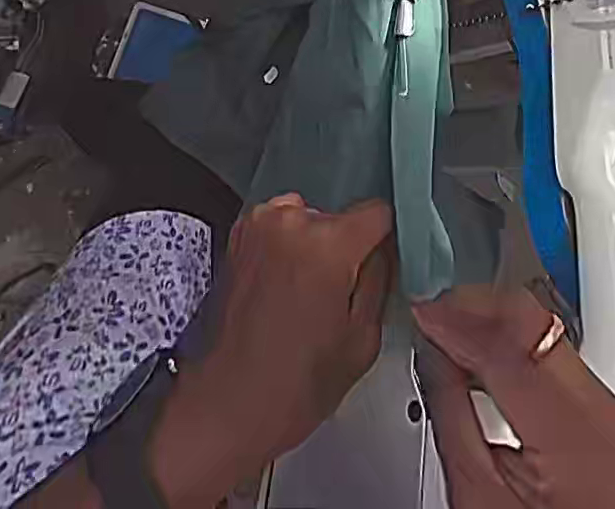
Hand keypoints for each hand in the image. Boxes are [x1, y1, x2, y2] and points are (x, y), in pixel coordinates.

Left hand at [149, 195, 394, 506]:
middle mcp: (292, 221)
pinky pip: (283, 223)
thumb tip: (386, 247)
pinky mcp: (241, 232)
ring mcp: (261, 222)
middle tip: (337, 291)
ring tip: (306, 291)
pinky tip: (284, 284)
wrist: (228, 403)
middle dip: (348, 247)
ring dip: (316, 243)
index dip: (386, 237)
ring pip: (313, 218)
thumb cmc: (293, 384)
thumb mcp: (363, 338)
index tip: (383, 258)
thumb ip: (381, 278)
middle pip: (343, 218)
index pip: (379, 212)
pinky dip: (289, 244)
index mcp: (328, 245)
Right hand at [414, 286, 614, 508]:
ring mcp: (605, 407)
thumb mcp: (475, 493)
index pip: (513, 342)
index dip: (463, 315)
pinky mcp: (598, 405)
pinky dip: (507, 336)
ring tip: (445, 319)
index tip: (426, 307)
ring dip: (488, 316)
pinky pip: (549, 348)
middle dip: (474, 308)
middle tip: (431, 306)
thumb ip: (450, 407)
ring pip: (540, 327)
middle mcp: (601, 413)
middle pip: (532, 325)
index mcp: (576, 436)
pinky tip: (475, 338)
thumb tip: (431, 346)